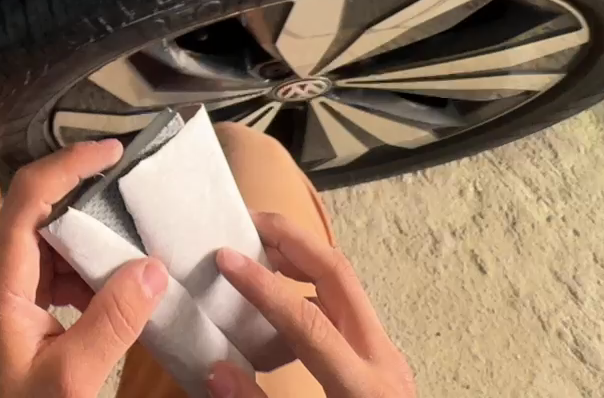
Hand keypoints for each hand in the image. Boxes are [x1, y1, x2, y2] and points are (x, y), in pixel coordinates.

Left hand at [0, 138, 169, 397]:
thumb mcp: (68, 380)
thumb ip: (112, 322)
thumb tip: (153, 266)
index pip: (32, 189)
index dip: (73, 161)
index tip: (116, 150)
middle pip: (45, 211)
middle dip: (96, 212)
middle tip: (142, 213)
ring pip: (49, 237)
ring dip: (90, 249)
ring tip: (135, 259)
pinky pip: (43, 261)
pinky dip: (76, 272)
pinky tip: (107, 295)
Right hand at [208, 211, 415, 397]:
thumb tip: (216, 370)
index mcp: (365, 390)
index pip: (307, 319)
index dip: (262, 285)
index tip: (223, 257)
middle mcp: (384, 362)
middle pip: (337, 274)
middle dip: (290, 239)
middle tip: (246, 223)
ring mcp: (387, 357)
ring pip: (344, 282)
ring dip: (300, 257)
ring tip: (257, 249)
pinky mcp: (381, 361)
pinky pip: (344, 305)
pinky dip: (309, 286)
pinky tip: (280, 299)